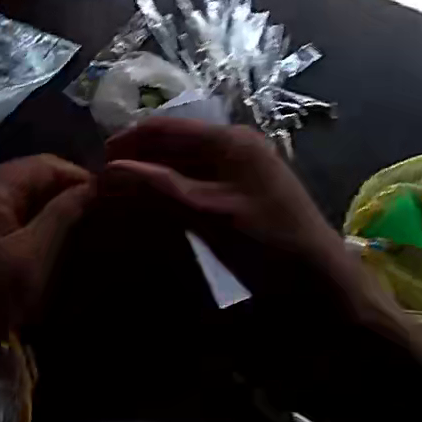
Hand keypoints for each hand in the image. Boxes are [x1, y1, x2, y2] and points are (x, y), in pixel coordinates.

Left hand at [0, 155, 93, 404]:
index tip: (109, 202)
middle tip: (95, 221)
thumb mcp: (27, 265)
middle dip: (61, 197)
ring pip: (12, 194)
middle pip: (27, 176)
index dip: (80, 179)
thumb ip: (62, 218)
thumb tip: (94, 187)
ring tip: (73, 233)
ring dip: (41, 211)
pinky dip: (18, 221)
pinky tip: (39, 242)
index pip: (45, 164)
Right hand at [101, 118, 402, 333]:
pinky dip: (172, 195)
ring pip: (183, 166)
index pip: (164, 128)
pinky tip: (155, 215)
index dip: (127, 144)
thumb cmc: (270, 247)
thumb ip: (159, 187)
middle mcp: (236, 146)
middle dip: (138, 162)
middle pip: (172, 144)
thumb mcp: (210, 215)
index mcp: (230, 140)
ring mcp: (242, 172)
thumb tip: (107, 169)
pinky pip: (197, 185)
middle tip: (104, 191)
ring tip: (122, 204)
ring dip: (152, 180)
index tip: (94, 169)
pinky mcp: (244, 196)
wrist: (327, 293)